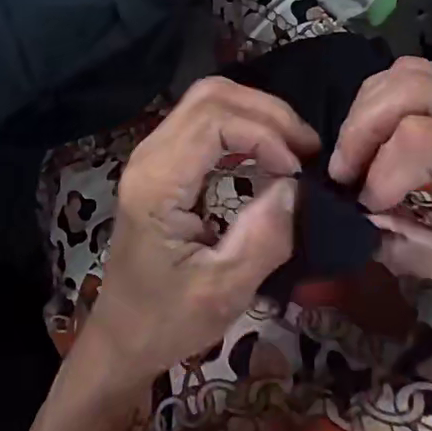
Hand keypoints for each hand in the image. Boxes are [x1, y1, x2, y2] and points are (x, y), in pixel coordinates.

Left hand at [79, 76, 320, 381]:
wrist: (124, 333)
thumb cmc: (168, 318)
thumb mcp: (224, 289)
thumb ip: (265, 235)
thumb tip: (301, 186)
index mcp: (157, 181)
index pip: (213, 120)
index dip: (263, 133)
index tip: (299, 171)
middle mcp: (149, 154)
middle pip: (209, 96)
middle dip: (265, 112)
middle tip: (307, 150)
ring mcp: (152, 154)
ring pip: (205, 102)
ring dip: (255, 115)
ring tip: (295, 150)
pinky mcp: (161, 162)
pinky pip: (202, 123)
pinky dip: (241, 127)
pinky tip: (268, 155)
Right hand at [327, 56, 431, 338]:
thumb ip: (417, 251)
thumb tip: (357, 224)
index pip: (425, 141)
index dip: (378, 170)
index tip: (365, 207)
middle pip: (413, 88)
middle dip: (362, 127)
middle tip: (344, 170)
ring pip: (411, 73)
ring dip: (369, 109)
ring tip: (358, 153)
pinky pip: (422, 75)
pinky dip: (386, 100)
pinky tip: (381, 137)